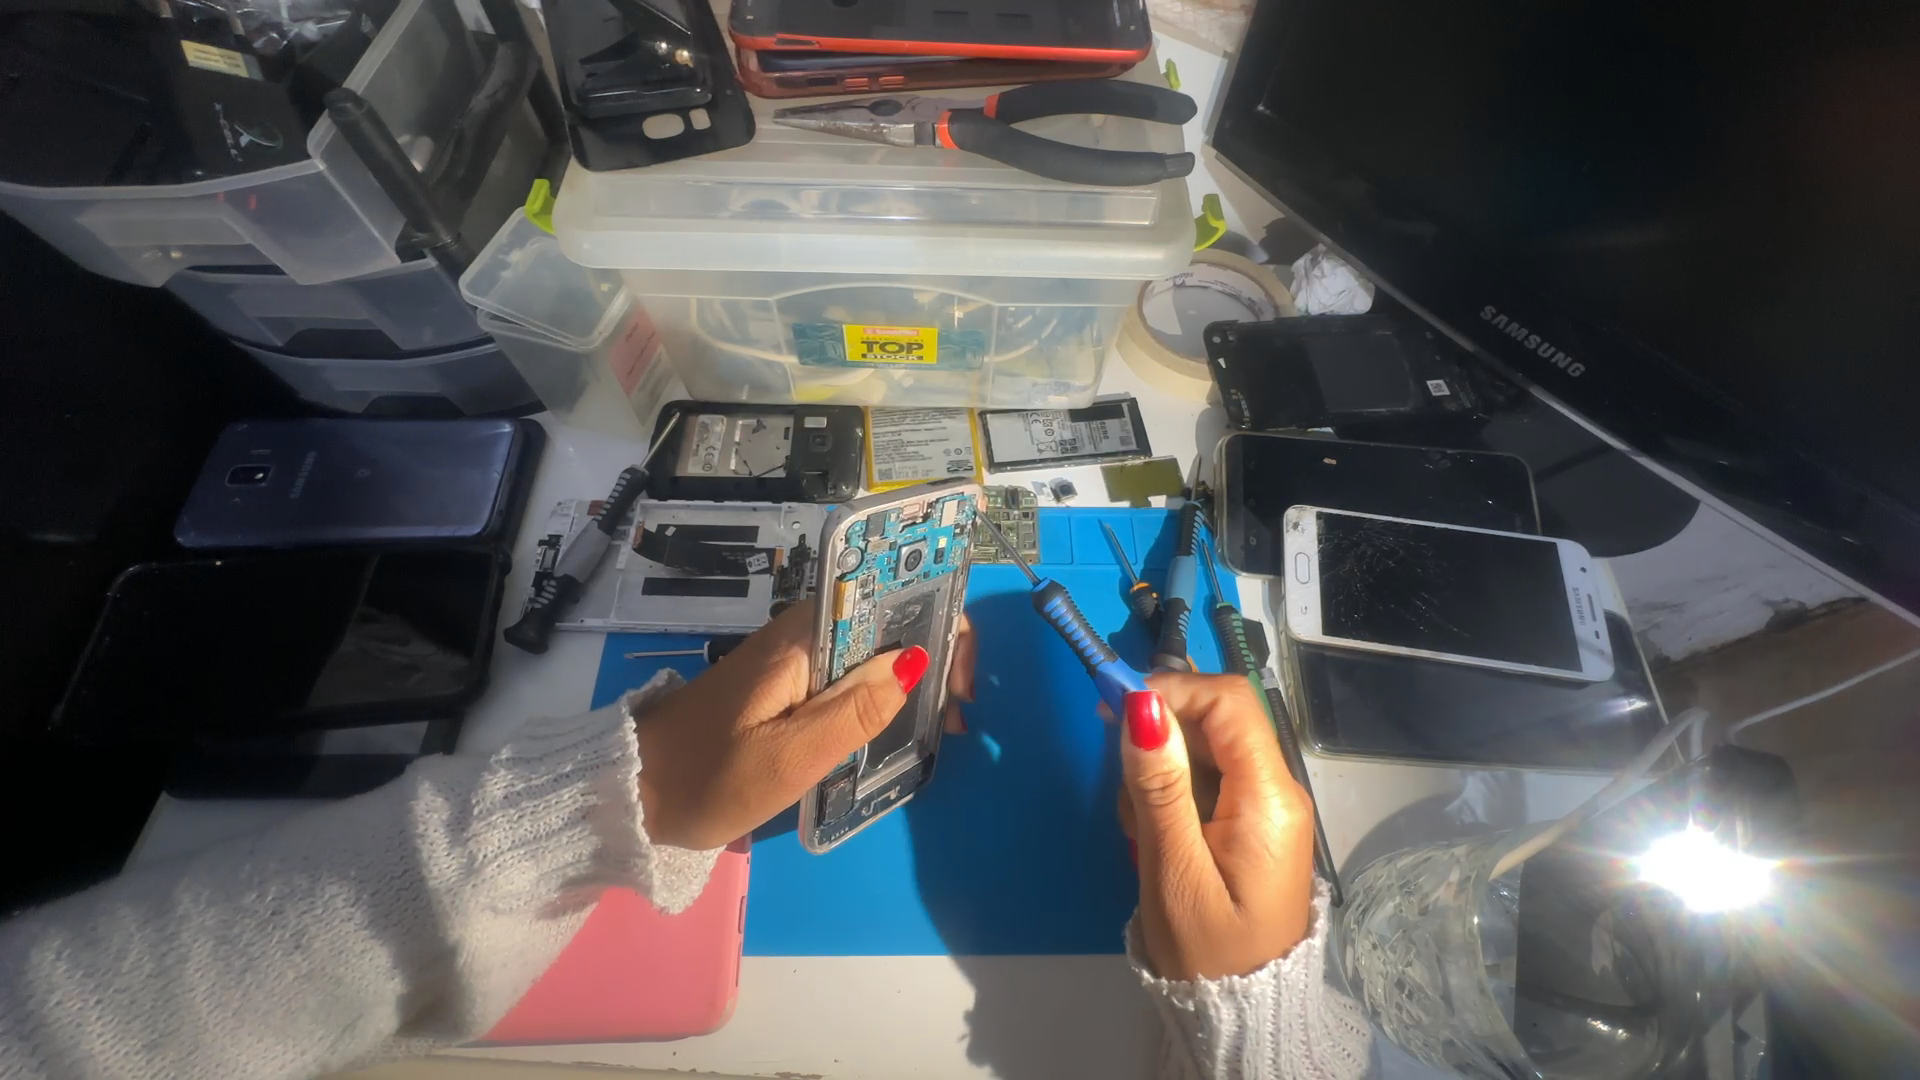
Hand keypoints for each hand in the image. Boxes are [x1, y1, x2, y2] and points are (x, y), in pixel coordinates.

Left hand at [633, 600, 975, 849]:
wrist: (635, 789)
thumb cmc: (708, 776)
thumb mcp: (788, 756)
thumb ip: (854, 710)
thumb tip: (915, 660)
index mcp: (807, 635)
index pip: (894, 595)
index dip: (941, 626)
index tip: (956, 686)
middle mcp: (807, 630)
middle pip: (893, 619)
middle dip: (937, 658)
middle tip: (954, 720)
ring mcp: (798, 654)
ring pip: (877, 647)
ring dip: (917, 679)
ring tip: (940, 729)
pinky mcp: (792, 678)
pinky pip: (854, 671)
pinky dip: (886, 693)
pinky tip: (900, 725)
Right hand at [1118, 673, 1315, 980]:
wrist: (1239, 1014)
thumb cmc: (1207, 952)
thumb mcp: (1173, 870)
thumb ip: (1159, 784)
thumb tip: (1140, 704)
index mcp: (1268, 798)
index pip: (1229, 701)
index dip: (1173, 688)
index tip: (1116, 709)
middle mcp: (1275, 788)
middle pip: (1212, 719)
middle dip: (1159, 736)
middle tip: (1124, 786)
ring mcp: (1261, 803)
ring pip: (1199, 746)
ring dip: (1157, 770)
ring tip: (1141, 829)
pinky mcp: (1245, 818)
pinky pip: (1201, 776)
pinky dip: (1167, 792)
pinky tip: (1154, 835)